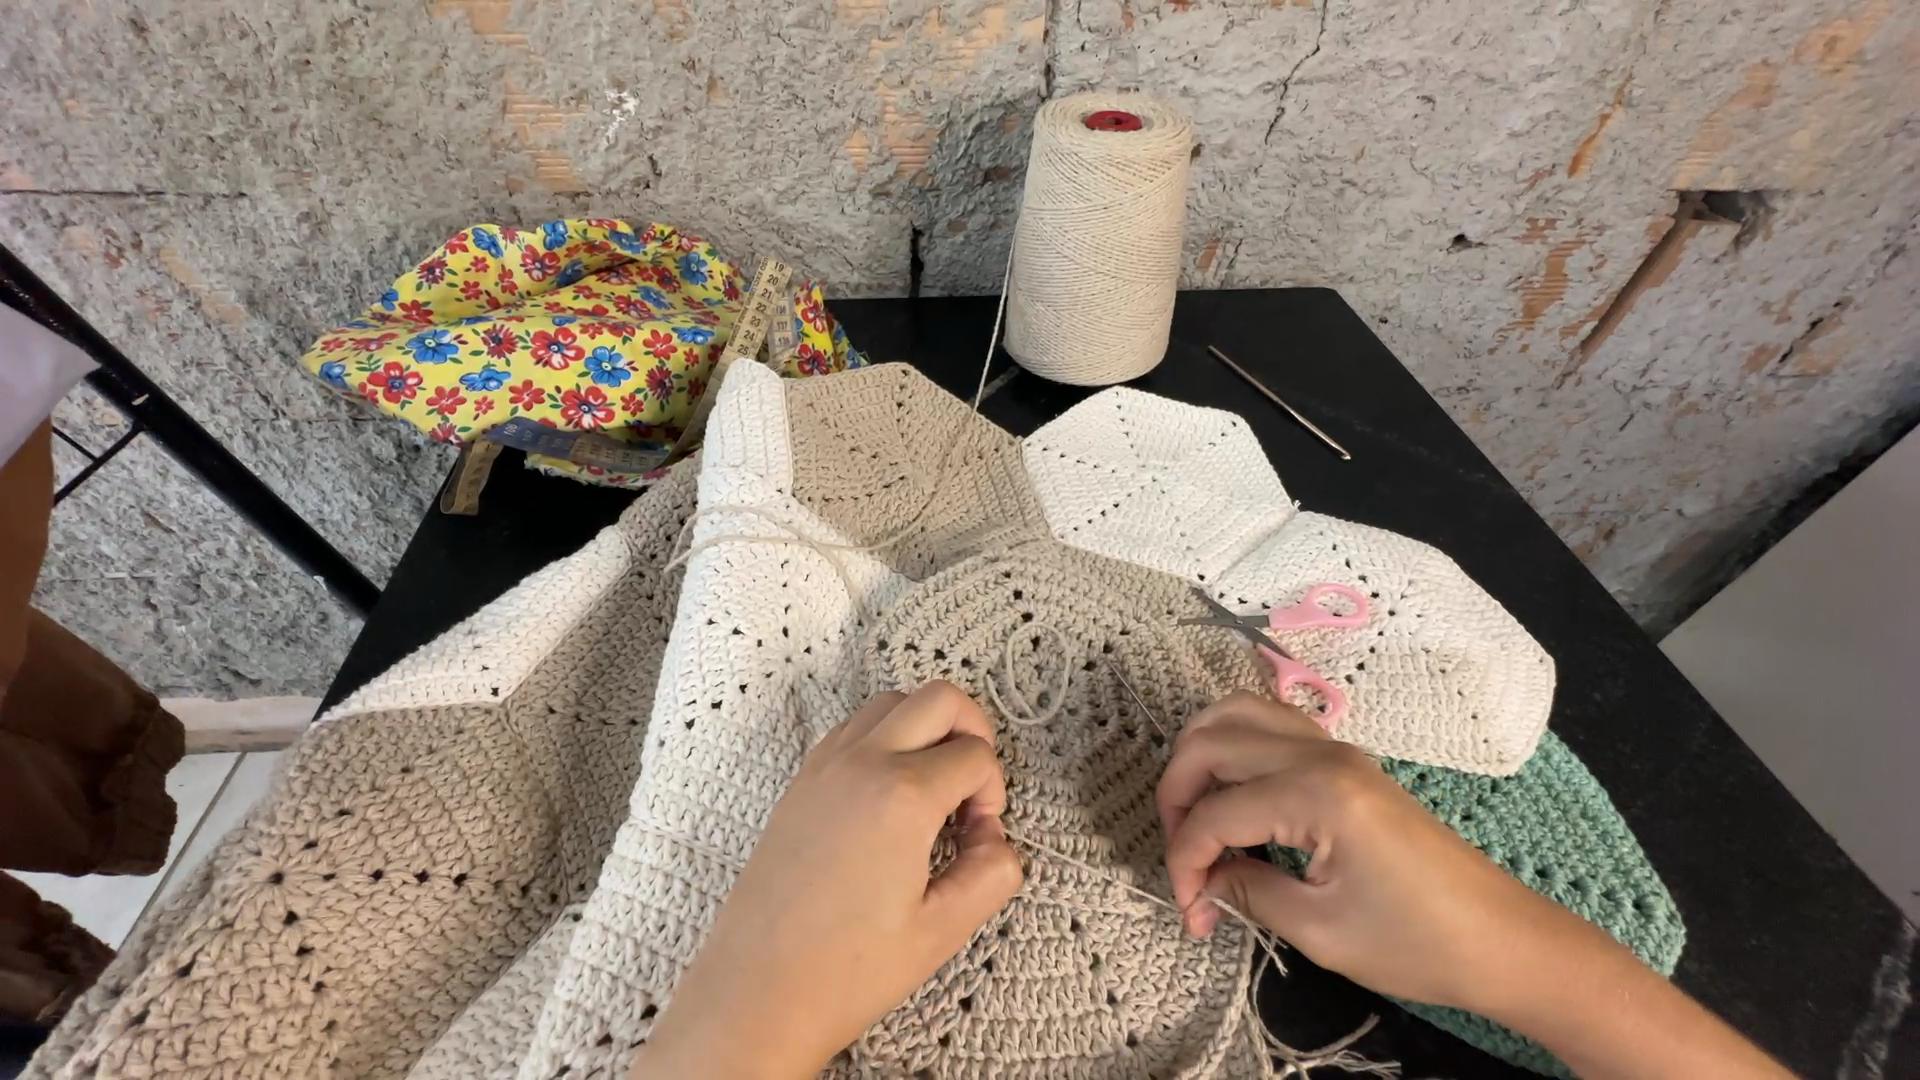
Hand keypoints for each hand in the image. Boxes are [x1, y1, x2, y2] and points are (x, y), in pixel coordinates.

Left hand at [634, 681, 1024, 1078]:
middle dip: (974, 728)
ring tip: (933, 783)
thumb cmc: (844, 970)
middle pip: (940, 697)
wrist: (756, 991)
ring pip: (894, 701)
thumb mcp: (941, 931)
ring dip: (927, 725)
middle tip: (974, 781)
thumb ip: (992, 873)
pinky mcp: (804, 775)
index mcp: (903, 796)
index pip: (975, 754)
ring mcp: (828, 762)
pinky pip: (855, 724)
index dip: (994, 791)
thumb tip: (995, 837)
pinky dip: (886, 735)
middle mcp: (864, 761)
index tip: (980, 833)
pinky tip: (890, 788)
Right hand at [1156, 690, 1613, 1015]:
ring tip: (1195, 813)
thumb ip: (1245, 891)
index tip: (1188, 909)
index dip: (1184, 859)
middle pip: (1211, 744)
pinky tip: (1232, 789)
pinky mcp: (1341, 755)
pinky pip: (1267, 721)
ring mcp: (1331, 745)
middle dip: (1177, 797)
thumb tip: (1199, 880)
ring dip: (1198, 757)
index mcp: (1316, 793)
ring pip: (1233, 713)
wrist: (1509, 942)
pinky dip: (1232, 744)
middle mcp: (1318, 752)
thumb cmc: (1420, 945)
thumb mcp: (1321, 931)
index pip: (1216, 812)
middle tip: (1181, 857)